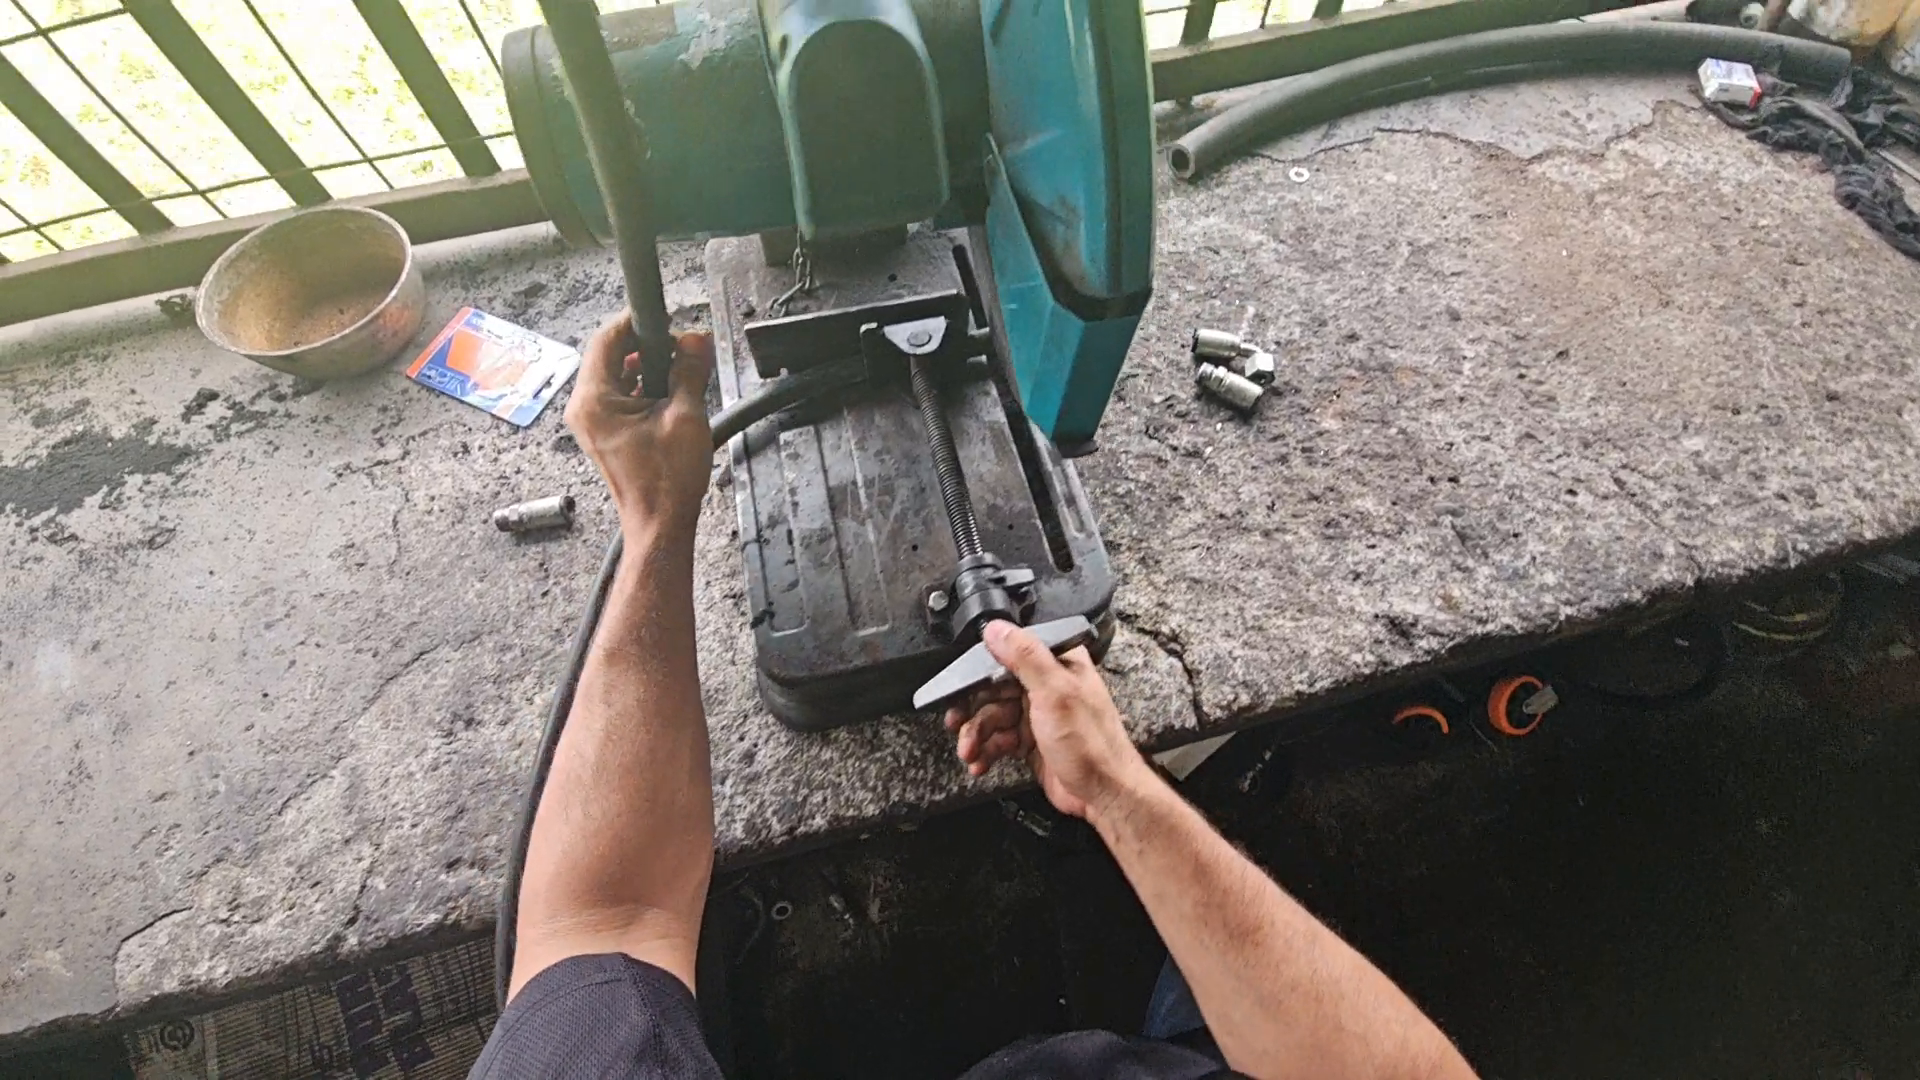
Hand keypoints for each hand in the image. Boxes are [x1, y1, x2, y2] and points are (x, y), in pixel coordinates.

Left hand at [564, 313, 714, 543]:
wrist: (661, 523)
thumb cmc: (667, 480)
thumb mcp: (686, 417)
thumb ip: (689, 372)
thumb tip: (696, 340)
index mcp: (595, 400)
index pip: (607, 339)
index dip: (638, 323)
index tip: (668, 321)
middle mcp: (586, 409)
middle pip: (613, 357)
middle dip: (650, 348)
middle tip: (684, 351)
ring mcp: (595, 423)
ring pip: (620, 378)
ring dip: (652, 371)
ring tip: (685, 377)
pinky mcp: (609, 435)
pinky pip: (624, 399)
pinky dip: (648, 391)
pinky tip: (675, 399)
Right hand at [943, 621, 1147, 819]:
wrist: (1103, 795)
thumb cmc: (1093, 745)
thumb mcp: (1055, 693)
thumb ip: (1025, 657)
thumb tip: (997, 629)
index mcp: (1057, 664)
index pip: (1009, 655)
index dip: (982, 672)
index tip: (964, 686)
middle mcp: (1047, 685)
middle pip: (993, 688)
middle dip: (973, 710)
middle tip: (958, 723)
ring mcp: (1039, 713)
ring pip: (992, 717)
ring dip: (976, 735)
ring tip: (970, 751)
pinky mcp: (1032, 740)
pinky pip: (998, 739)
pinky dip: (985, 751)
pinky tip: (980, 761)